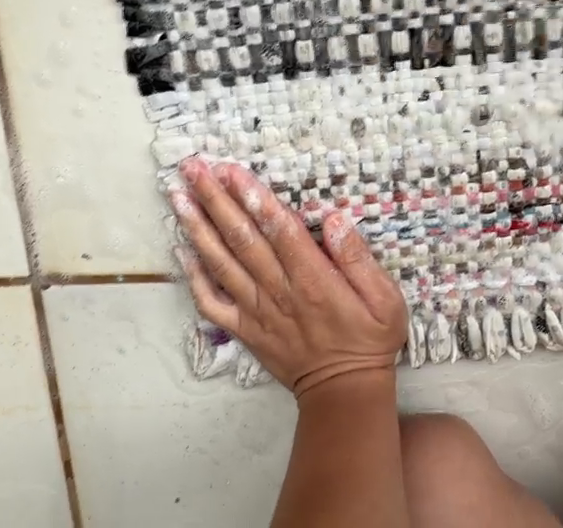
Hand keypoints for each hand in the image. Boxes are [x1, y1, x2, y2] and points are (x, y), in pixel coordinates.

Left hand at [169, 158, 408, 397]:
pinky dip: (194, 277)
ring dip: (198, 228)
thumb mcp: (385, 299)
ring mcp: (257, 311)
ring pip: (221, 263)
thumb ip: (358, 258)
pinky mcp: (245, 330)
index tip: (231, 171)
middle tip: (193, 169)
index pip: (276, 229)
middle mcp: (278, 291)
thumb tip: (334, 219)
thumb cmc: (369, 340)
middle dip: (215, 200)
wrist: (344, 393)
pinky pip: (213, 303)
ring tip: (178, 197)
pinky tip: (181, 251)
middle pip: (241, 238)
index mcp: (312, 279)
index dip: (252, 197)